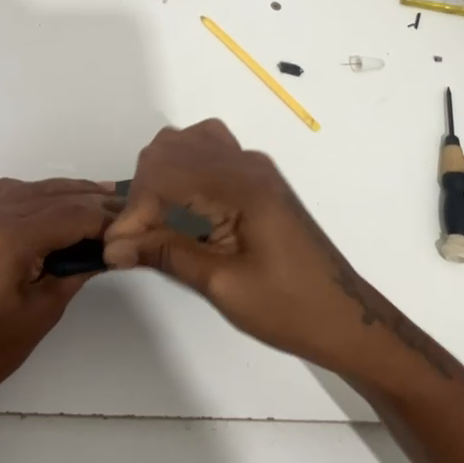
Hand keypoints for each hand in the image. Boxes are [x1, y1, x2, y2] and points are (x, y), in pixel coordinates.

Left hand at [0, 178, 118, 411]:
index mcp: (7, 239)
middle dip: (87, 200)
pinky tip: (51, 200)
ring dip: (61, 192)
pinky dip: (30, 193)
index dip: (101, 219)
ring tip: (96, 196)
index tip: (127, 223)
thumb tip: (105, 248)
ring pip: (26, 188)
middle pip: (48, 196)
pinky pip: (3, 193)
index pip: (67, 215)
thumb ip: (75, 271)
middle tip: (121, 204)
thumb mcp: (43, 311)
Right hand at [102, 120, 400, 378]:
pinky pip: (208, 150)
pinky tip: (179, 201)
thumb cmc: (290, 309)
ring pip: (188, 142)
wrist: (348, 319)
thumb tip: (115, 246)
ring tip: (151, 217)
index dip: (134, 211)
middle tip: (132, 238)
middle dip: (142, 191)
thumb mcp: (222, 285)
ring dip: (160, 174)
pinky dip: (182, 168)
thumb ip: (166, 253)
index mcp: (242, 188)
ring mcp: (255, 167)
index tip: (116, 249)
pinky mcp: (258, 177)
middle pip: (170, 149)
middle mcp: (247, 165)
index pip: (166, 176)